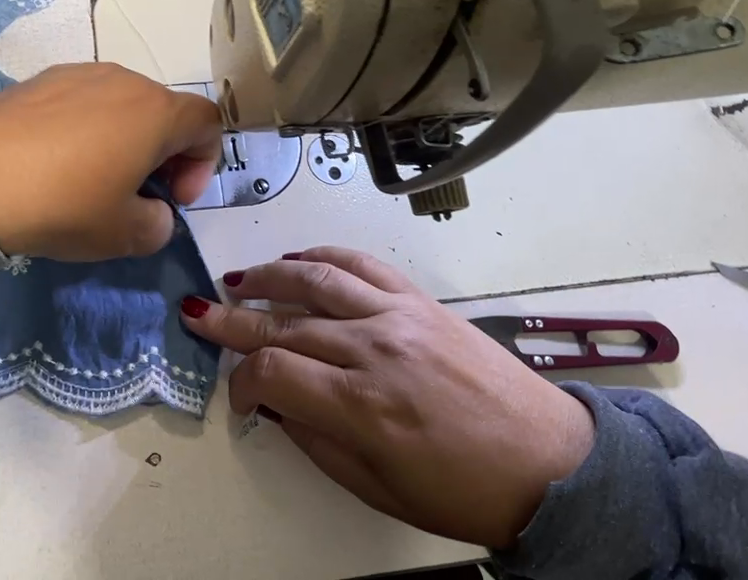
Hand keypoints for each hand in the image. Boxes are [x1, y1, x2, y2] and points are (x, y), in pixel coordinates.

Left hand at [0, 63, 223, 260]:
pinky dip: (87, 129)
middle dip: (164, 154)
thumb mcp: (122, 234)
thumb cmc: (61, 204)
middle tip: (136, 196)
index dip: (204, 164)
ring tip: (92, 180)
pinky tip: (54, 163)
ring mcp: (78, 73)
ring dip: (125, 140)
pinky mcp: (40, 79)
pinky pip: (83, 101)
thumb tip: (153, 212)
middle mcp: (123, 79)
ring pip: (122, 104)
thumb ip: (158, 225)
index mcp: (156, 111)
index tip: (172, 200)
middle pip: (164, 110)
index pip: (208, 122)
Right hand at [180, 247, 595, 548]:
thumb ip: (314, 438)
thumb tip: (273, 401)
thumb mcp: (377, 486)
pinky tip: (297, 259)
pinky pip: (362, 264)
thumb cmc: (463, 491)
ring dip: (269, 276)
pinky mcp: (421, 300)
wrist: (550, 463)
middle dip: (233, 321)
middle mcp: (374, 349)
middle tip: (198, 314)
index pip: (273, 372)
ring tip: (237, 281)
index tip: (240, 397)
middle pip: (284, 323)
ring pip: (316, 280)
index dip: (241, 382)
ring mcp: (399, 316)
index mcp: (363, 406)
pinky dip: (323, 256)